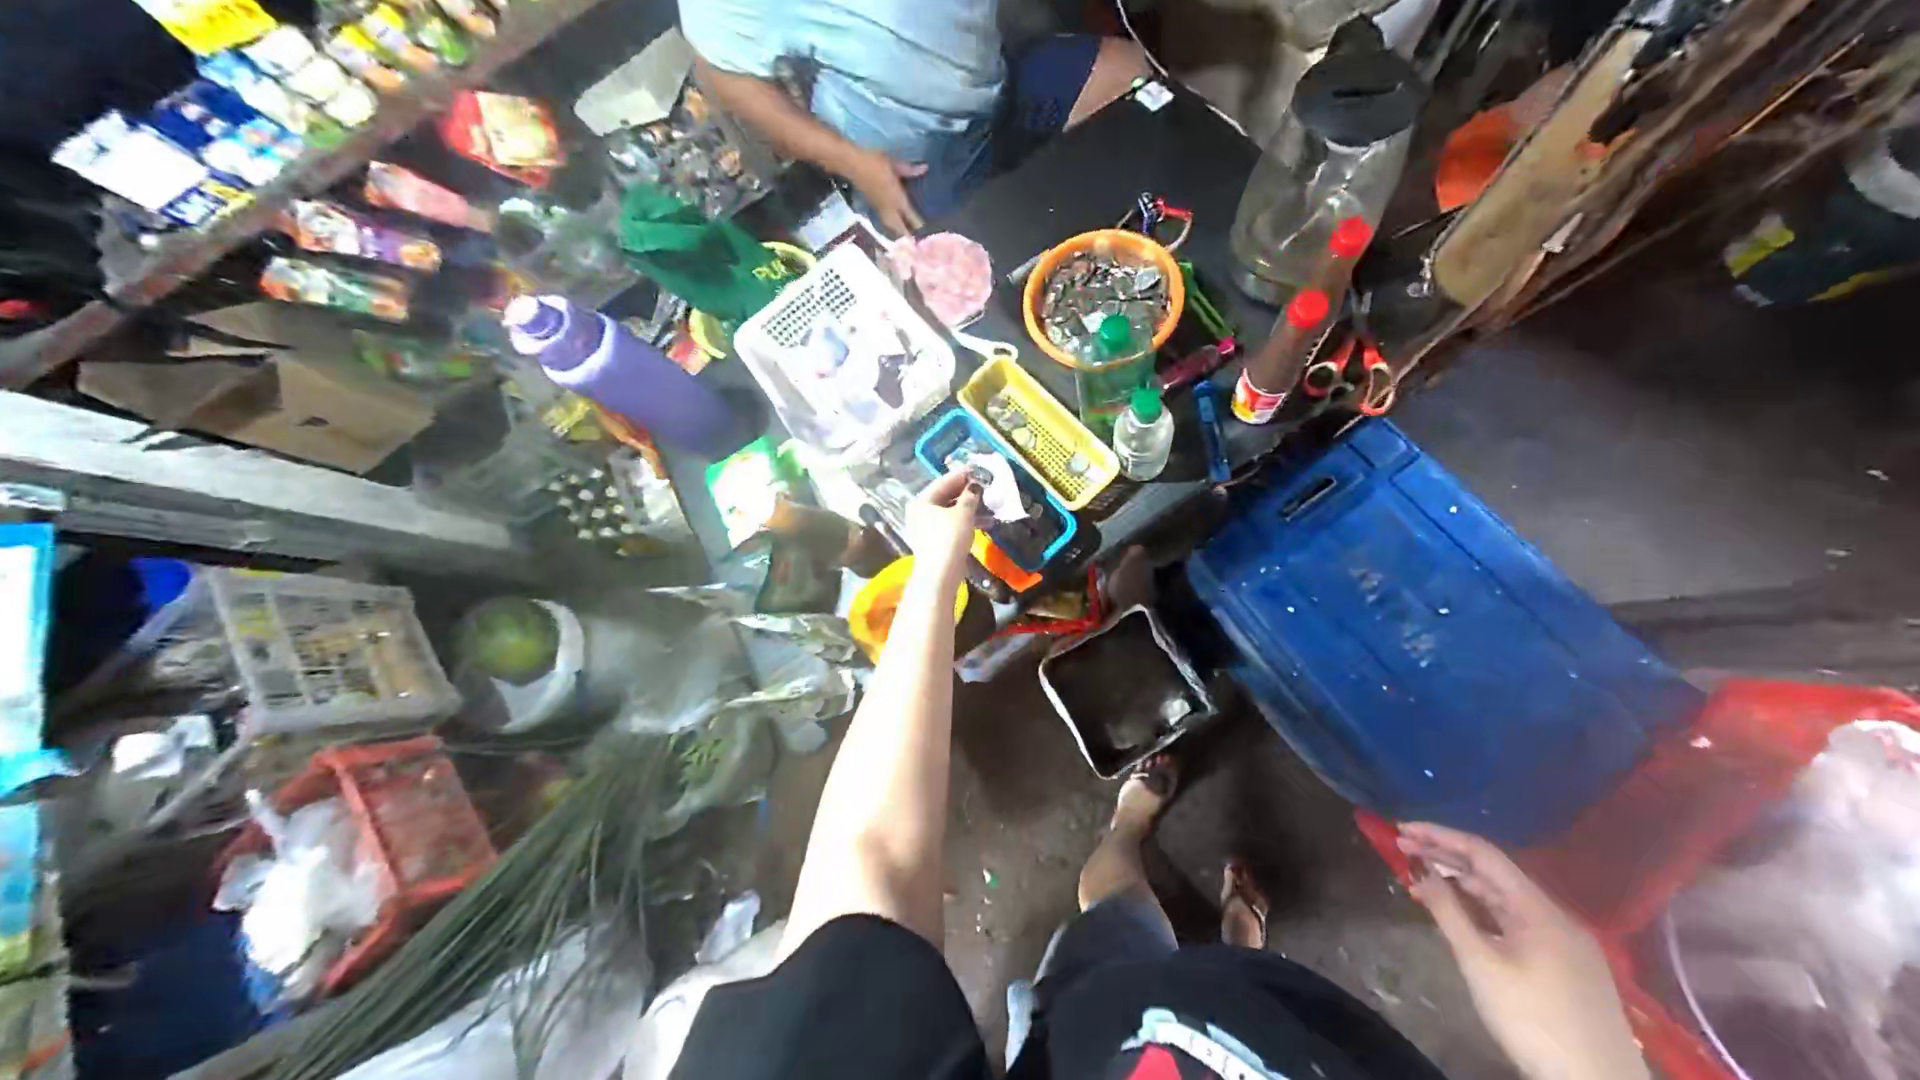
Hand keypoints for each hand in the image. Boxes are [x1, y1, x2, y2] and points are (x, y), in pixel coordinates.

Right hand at [843, 147, 926, 236]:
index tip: (928, 232)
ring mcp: (881, 210)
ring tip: (908, 238)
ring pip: (892, 228)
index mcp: (897, 199)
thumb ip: (909, 169)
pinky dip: (893, 228)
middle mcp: (889, 209)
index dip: (920, 226)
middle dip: (909, 236)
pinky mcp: (874, 208)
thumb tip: (925, 168)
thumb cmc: (874, 162)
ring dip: (900, 234)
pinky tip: (896, 228)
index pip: (911, 217)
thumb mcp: (894, 163)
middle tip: (918, 240)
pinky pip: (886, 223)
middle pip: (901, 229)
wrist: (852, 165)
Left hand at [904, 470, 979, 570]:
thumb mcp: (963, 513)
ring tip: (990, 505)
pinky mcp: (935, 541)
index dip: (961, 475)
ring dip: (970, 508)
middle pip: (945, 497)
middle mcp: (920, 512)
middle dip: (967, 493)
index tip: (977, 469)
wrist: (941, 574)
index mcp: (922, 501)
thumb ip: (970, 495)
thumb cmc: (950, 538)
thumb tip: (975, 485)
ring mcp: (926, 528)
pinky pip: (951, 525)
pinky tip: (986, 522)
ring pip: (950, 512)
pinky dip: (967, 521)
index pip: (943, 482)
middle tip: (985, 486)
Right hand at [1398, 823, 1649, 1079]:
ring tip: (1420, 880)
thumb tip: (1419, 870)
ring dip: (1461, 884)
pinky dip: (1482, 909)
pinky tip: (1458, 914)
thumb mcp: (1480, 963)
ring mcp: (1564, 941)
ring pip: (1503, 897)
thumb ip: (1448, 911)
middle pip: (1494, 872)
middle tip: (1401, 849)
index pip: (1483, 853)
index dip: (1439, 836)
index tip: (1401, 830)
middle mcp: (1555, 916)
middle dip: (1445, 857)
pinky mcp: (1565, 963)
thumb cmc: (1532, 1019)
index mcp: (1539, 909)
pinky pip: (1515, 920)